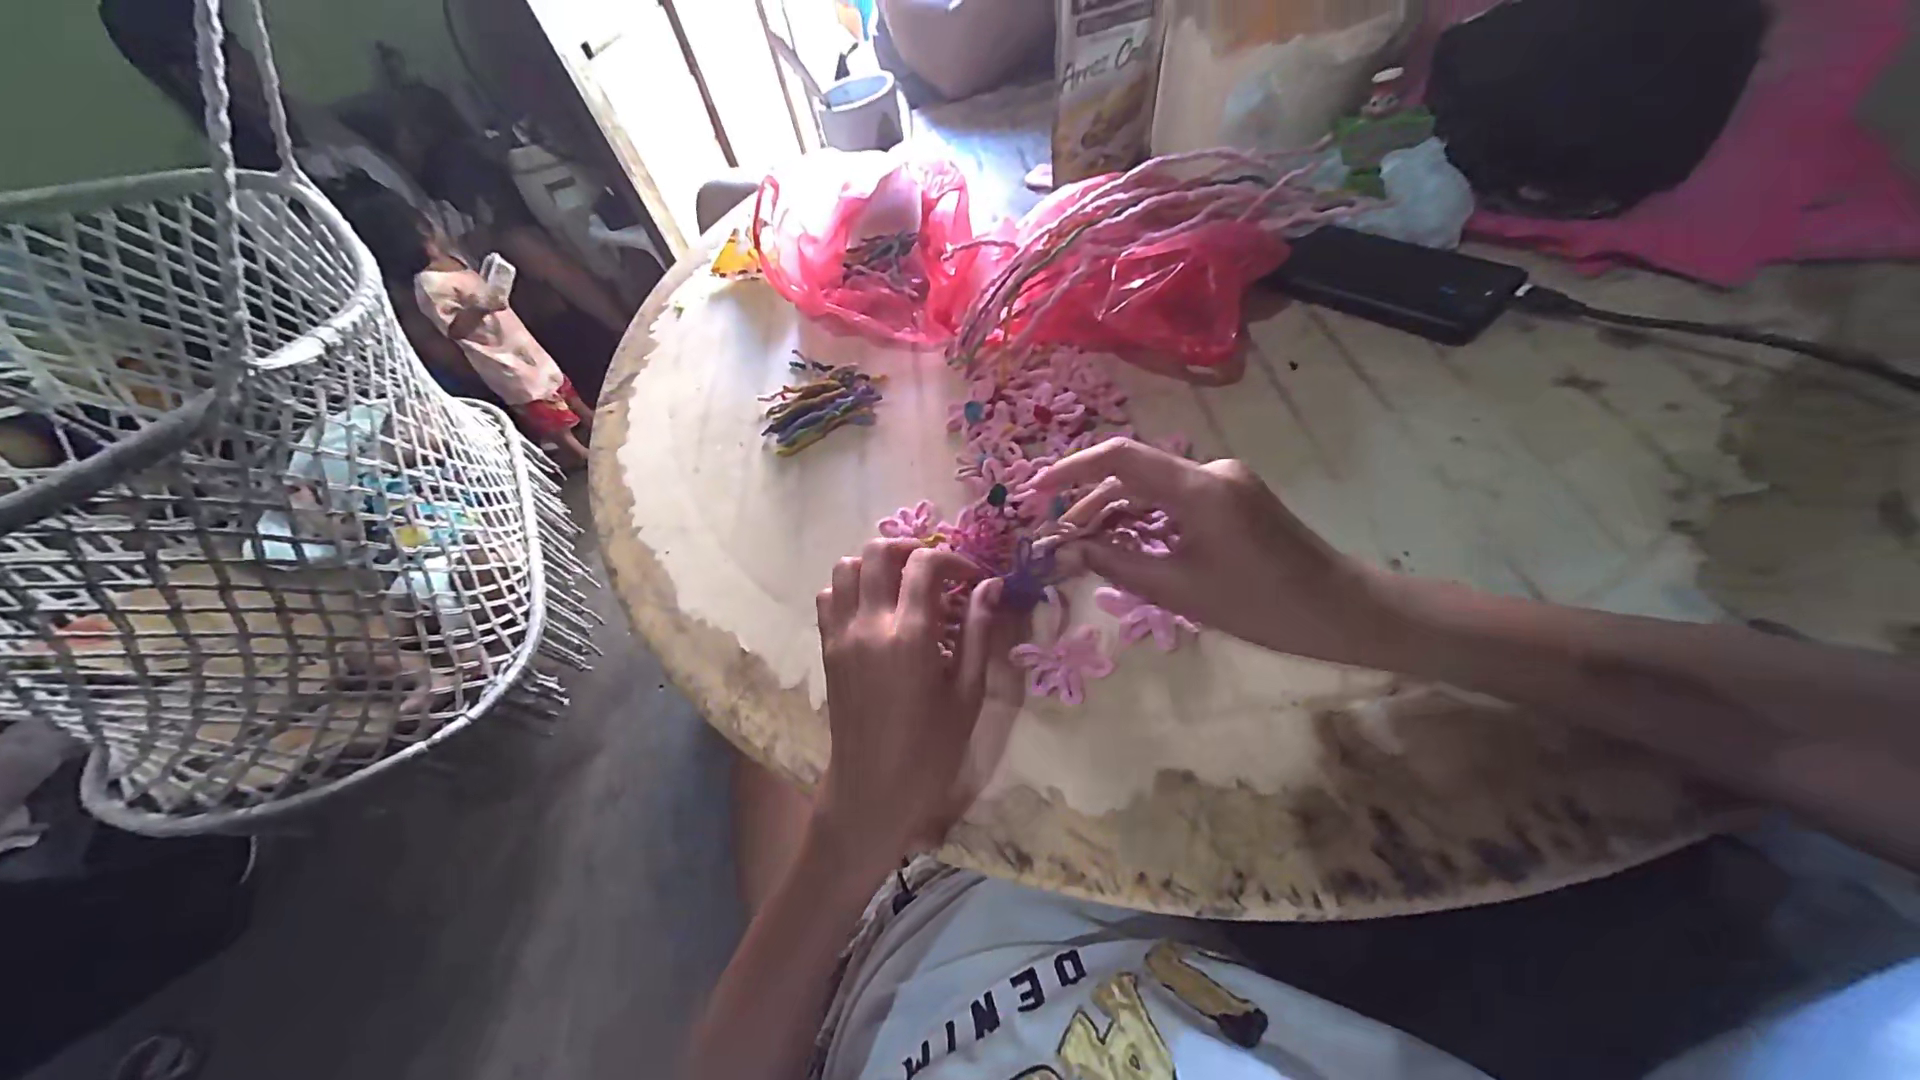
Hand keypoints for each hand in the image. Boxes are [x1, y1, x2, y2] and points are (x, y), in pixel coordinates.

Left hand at [814, 538, 1008, 865]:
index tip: (971, 578)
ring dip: (877, 564)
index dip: (953, 560)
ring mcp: (841, 634)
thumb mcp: (968, 692)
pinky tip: (875, 609)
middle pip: (878, 551)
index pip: (924, 564)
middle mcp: (869, 624)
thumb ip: (978, 631)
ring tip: (904, 586)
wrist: (873, 788)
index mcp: (910, 636)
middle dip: (912, 549)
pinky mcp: (827, 648)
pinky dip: (850, 587)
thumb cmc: (932, 748)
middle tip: (936, 572)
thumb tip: (992, 585)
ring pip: (846, 567)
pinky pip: (829, 596)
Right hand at [1024, 438, 1398, 666]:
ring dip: (1116, 513)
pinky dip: (1145, 519)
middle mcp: (1210, 471)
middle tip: (1056, 535)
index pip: (1119, 459)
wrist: (1341, 610)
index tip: (1036, 492)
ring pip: (1151, 487)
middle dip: (1088, 502)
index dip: (1070, 470)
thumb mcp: (1178, 590)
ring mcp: (1224, 481)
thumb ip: (1116, 564)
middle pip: (1132, 473)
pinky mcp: (1232, 496)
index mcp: (1198, 489)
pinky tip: (1126, 546)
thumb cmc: (1261, 606)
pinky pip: (1174, 499)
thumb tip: (1067, 549)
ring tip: (1084, 547)